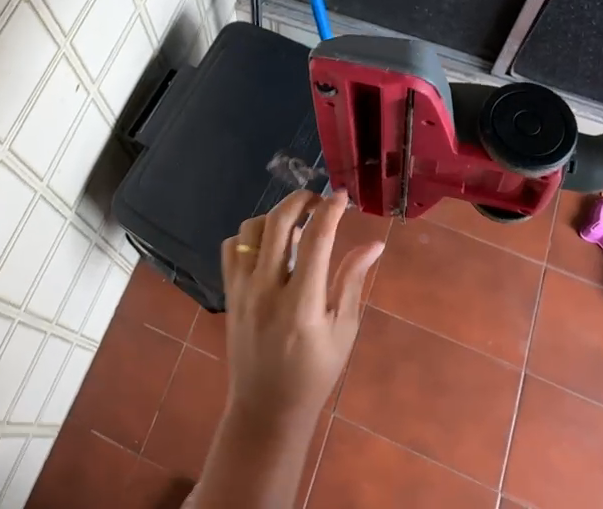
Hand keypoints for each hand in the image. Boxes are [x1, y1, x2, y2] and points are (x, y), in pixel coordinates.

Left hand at [219, 189, 383, 425]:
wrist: (266, 407)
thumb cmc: (314, 374)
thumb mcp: (342, 331)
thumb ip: (352, 282)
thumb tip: (373, 244)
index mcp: (301, 305)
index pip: (315, 240)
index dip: (330, 211)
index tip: (342, 195)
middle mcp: (266, 290)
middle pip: (276, 223)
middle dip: (299, 200)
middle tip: (318, 200)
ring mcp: (242, 290)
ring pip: (250, 229)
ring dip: (274, 217)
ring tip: (295, 226)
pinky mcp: (229, 292)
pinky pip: (232, 248)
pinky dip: (249, 236)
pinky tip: (268, 247)